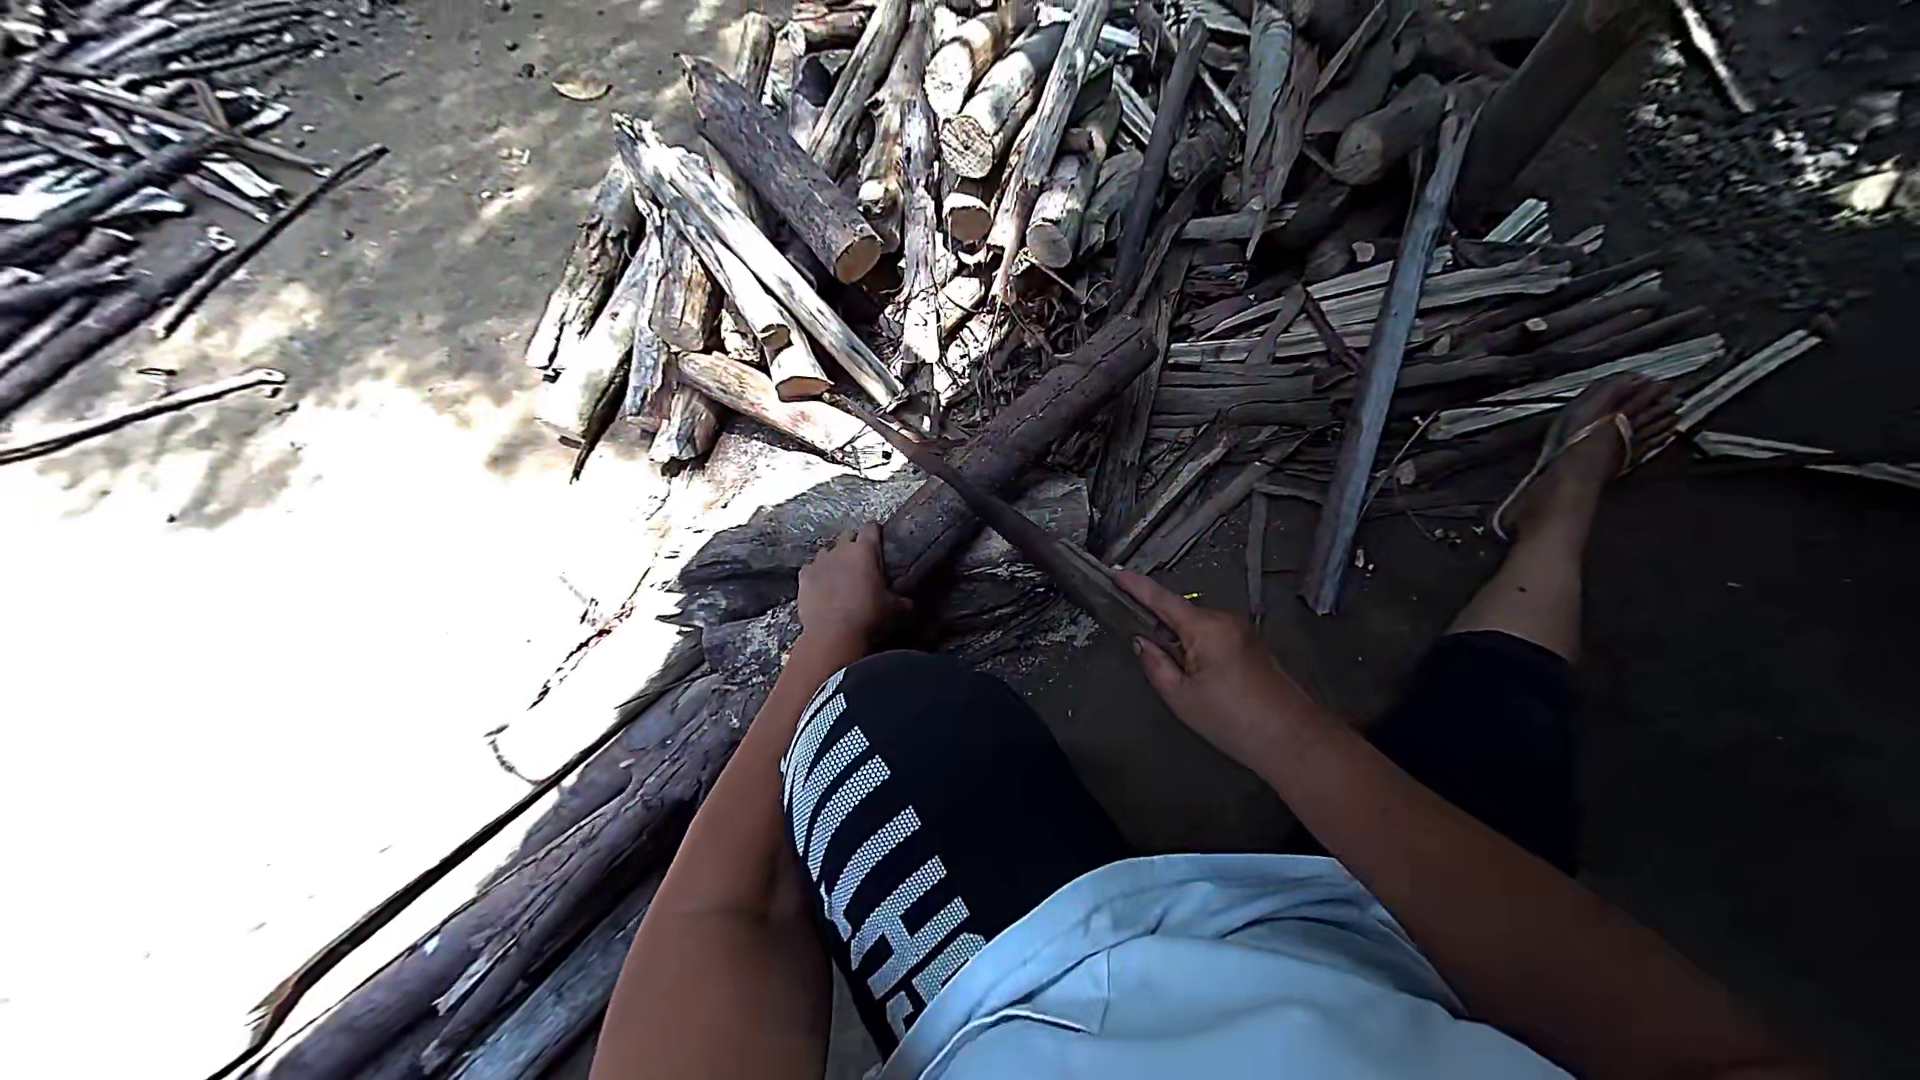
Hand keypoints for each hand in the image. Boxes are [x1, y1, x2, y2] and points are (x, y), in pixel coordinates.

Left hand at [797, 523, 911, 646]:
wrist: (832, 632)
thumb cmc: (868, 614)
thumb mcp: (893, 608)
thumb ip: (902, 601)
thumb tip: (909, 604)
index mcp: (865, 550)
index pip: (871, 528)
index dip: (875, 531)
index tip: (878, 538)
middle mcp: (841, 549)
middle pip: (848, 535)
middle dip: (854, 544)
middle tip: (861, 561)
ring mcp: (819, 561)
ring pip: (827, 551)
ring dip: (834, 559)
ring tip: (839, 575)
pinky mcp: (804, 576)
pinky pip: (811, 569)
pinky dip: (817, 574)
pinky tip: (821, 587)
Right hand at [1117, 572, 1328, 774]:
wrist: (1293, 740)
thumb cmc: (1233, 721)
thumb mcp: (1180, 696)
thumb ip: (1154, 663)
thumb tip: (1141, 641)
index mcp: (1206, 628)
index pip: (1162, 599)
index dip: (1136, 586)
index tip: (1115, 574)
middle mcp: (1226, 620)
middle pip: (1180, 614)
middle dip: (1160, 627)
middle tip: (1148, 657)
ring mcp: (1242, 630)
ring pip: (1197, 627)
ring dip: (1182, 642)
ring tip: (1182, 678)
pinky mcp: (1252, 643)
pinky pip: (1214, 635)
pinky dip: (1199, 648)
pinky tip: (1202, 678)